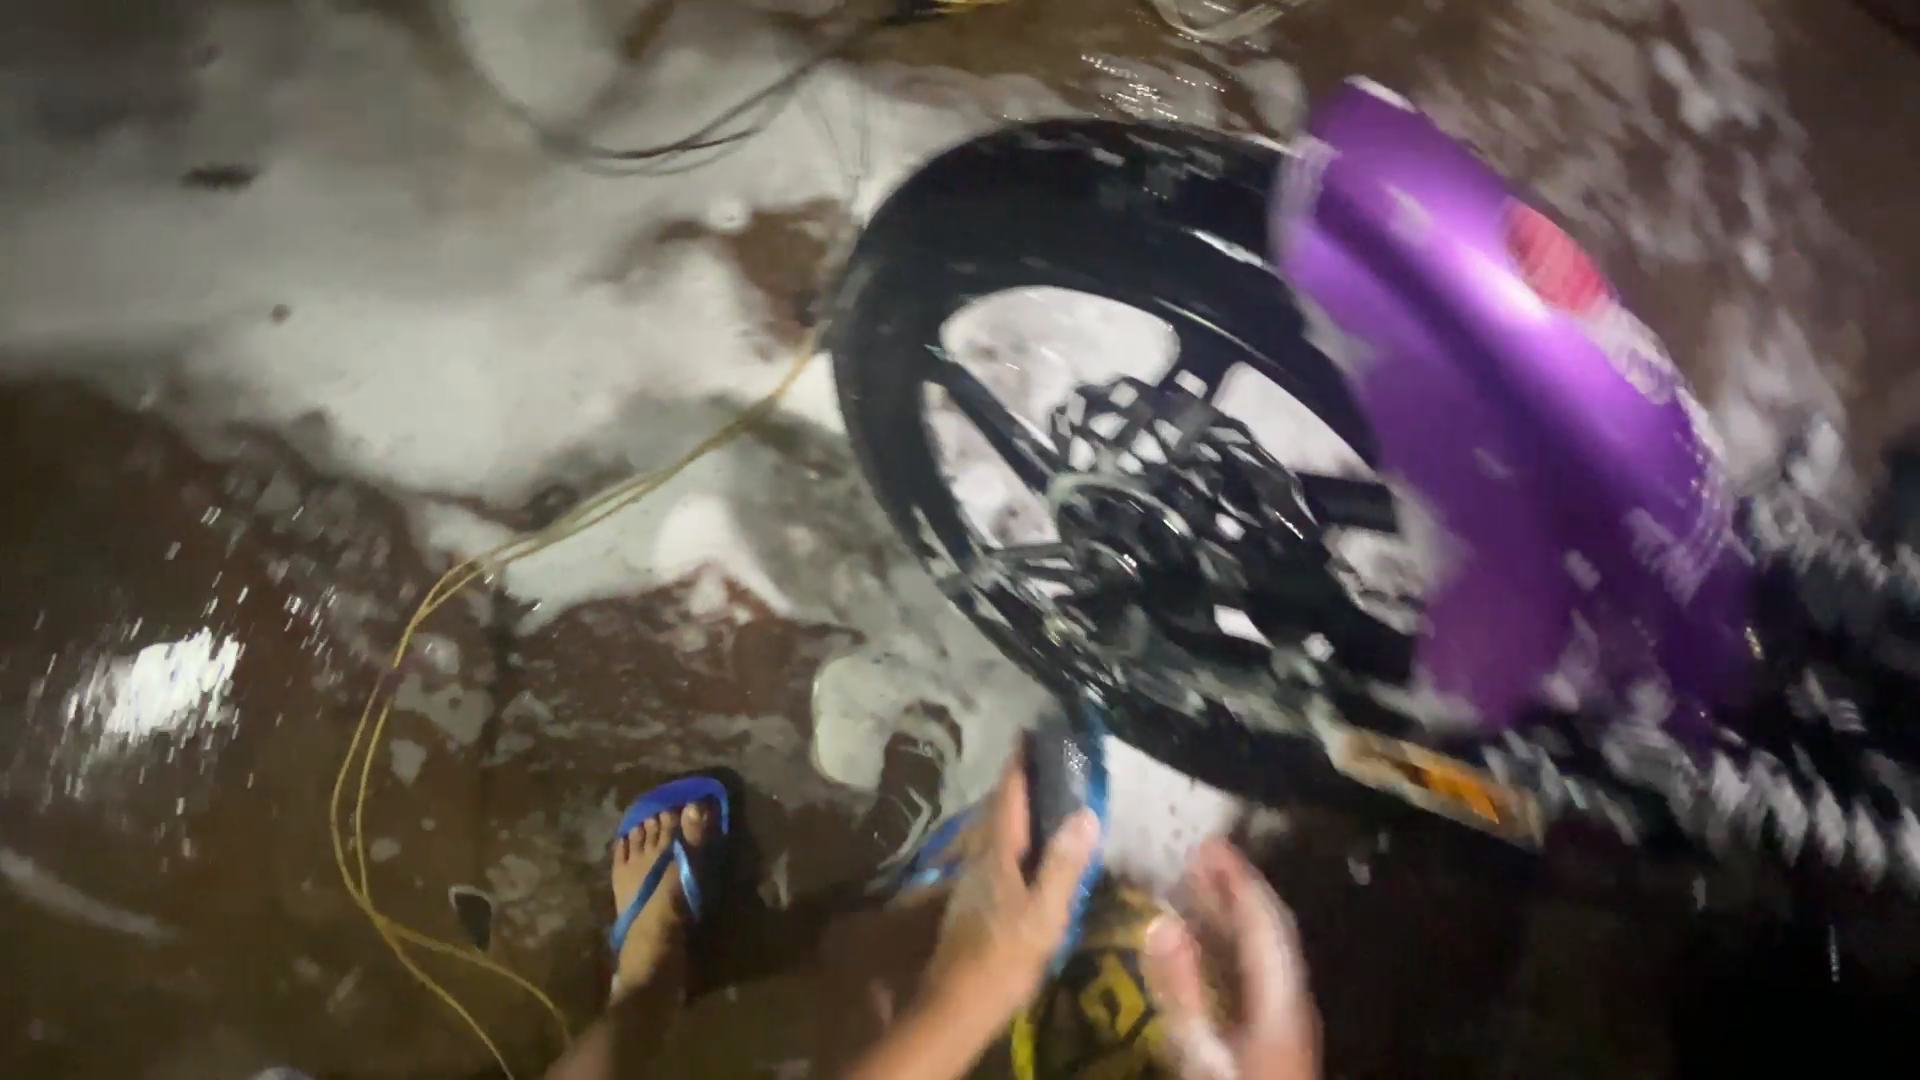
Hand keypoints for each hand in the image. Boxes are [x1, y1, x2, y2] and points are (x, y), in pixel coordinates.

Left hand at [920, 750, 1102, 1034]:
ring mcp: (974, 875)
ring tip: (1042, 795)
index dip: (1018, 762)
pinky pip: (997, 848)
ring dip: (1015, 806)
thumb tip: (1085, 812)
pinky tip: (1029, 847)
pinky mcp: (974, 895)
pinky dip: (1014, 833)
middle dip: (1018, 780)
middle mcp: (981, 853)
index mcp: (997, 849)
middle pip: (999, 806)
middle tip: (1044, 760)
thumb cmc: (1003, 955)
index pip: (1008, 793)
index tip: (1027, 732)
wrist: (956, 1002)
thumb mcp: (1044, 913)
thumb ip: (1063, 863)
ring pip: (996, 828)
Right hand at [1143, 839, 1319, 1079]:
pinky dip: (1227, 944)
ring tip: (1194, 885)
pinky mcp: (1271, 1036)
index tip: (1208, 844)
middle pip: (1266, 930)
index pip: (1263, 921)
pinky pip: (1252, 971)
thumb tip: (1159, 921)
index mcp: (1279, 998)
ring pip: (1260, 951)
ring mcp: (1282, 1019)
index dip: (1237, 878)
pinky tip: (1200, 945)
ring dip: (1229, 914)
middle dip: (1234, 888)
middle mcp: (1288, 999)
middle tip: (1196, 855)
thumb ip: (1181, 987)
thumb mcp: (1200, 1052)